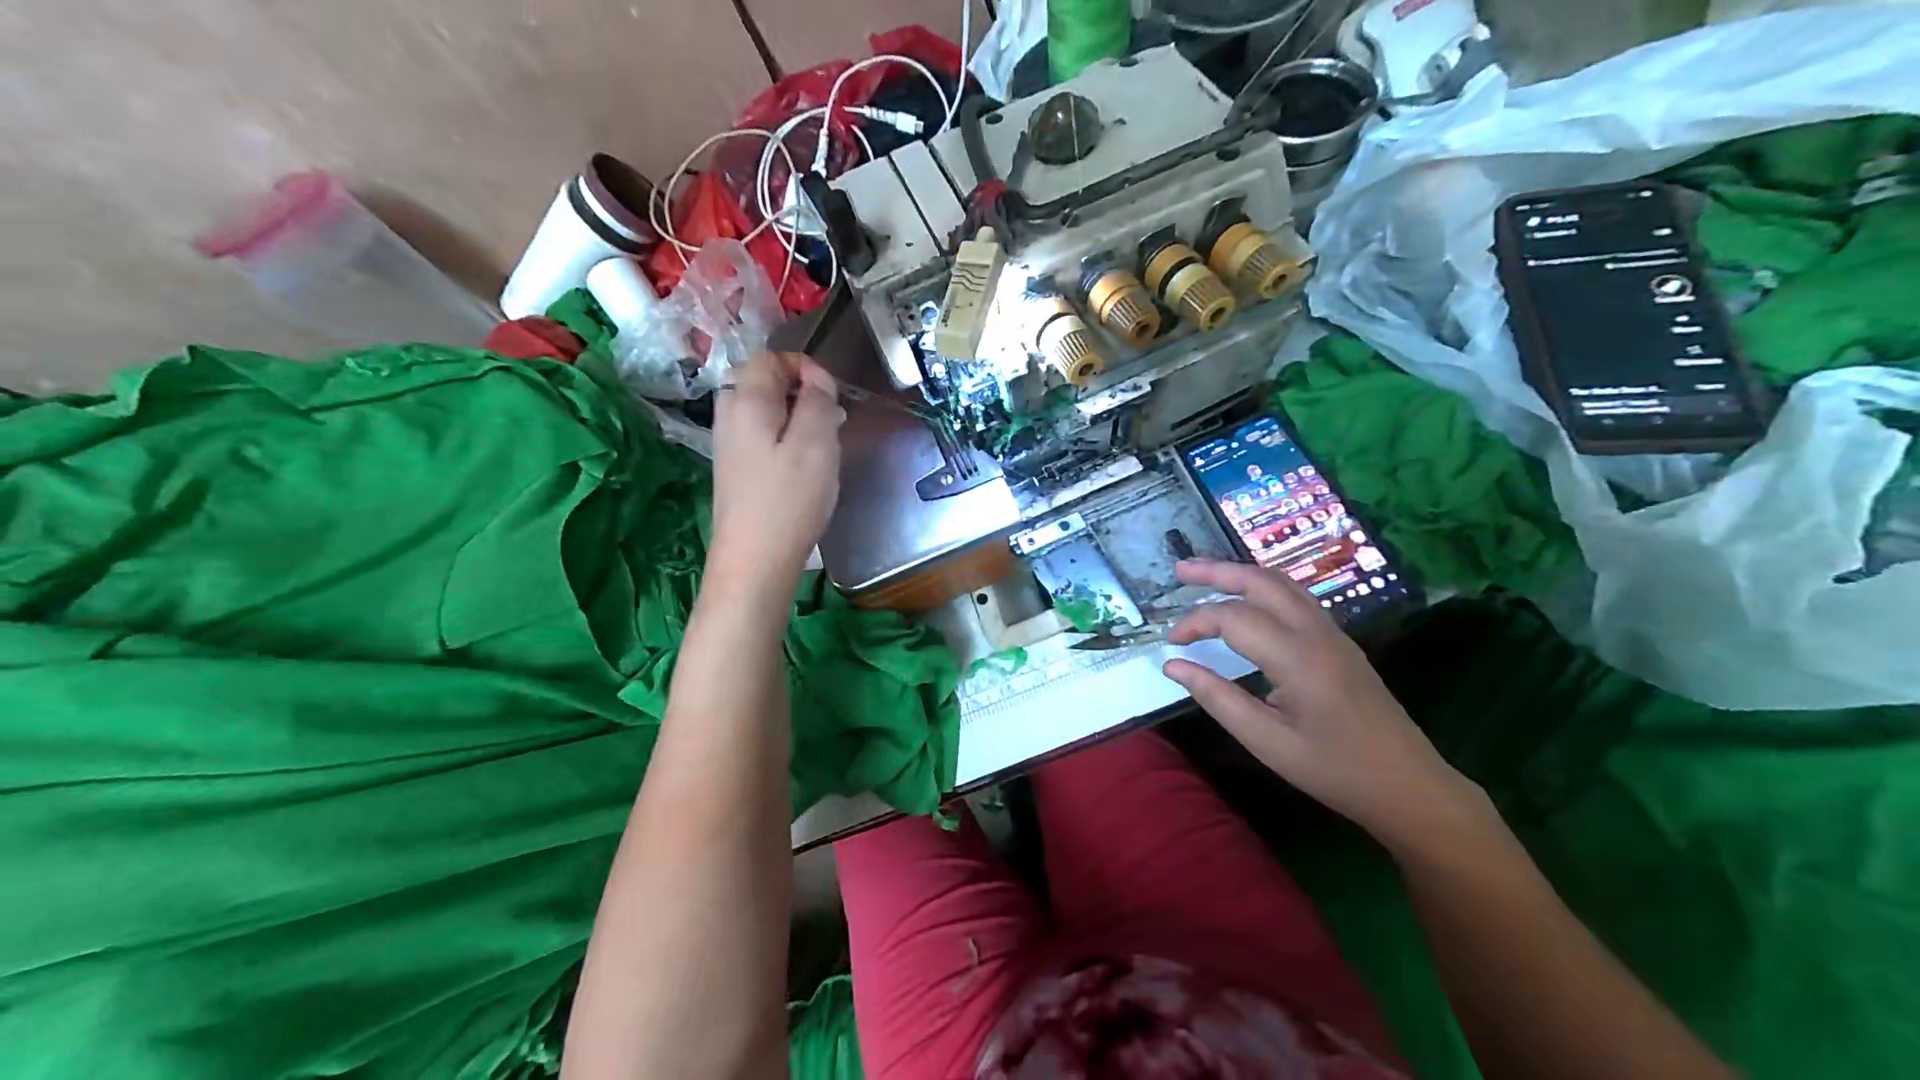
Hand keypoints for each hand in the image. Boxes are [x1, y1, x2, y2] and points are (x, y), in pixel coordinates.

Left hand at [708, 351, 845, 596]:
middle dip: (801, 392)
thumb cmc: (789, 500)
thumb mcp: (816, 443)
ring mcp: (728, 444)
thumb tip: (817, 379)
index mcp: (746, 400)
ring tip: (824, 443)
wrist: (754, 560)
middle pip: (763, 382)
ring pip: (763, 410)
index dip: (805, 366)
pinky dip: (784, 438)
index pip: (770, 357)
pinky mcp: (734, 469)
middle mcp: (729, 415)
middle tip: (831, 419)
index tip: (832, 394)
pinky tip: (804, 466)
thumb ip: (819, 401)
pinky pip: (760, 435)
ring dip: (796, 417)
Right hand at [1161, 559, 1489, 853]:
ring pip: (1283, 584)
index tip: (1172, 644)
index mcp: (1298, 658)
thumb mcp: (1266, 741)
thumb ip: (1217, 698)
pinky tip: (1248, 599)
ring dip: (1242, 574)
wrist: (1409, 786)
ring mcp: (1334, 634)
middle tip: (1180, 571)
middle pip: (1261, 582)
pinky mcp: (1341, 643)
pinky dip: (1264, 587)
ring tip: (1206, 575)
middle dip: (1217, 571)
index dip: (1196, 623)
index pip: (1234, 618)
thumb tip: (1173, 665)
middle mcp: (1317, 633)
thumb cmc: (1334, 770)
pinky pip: (1297, 598)